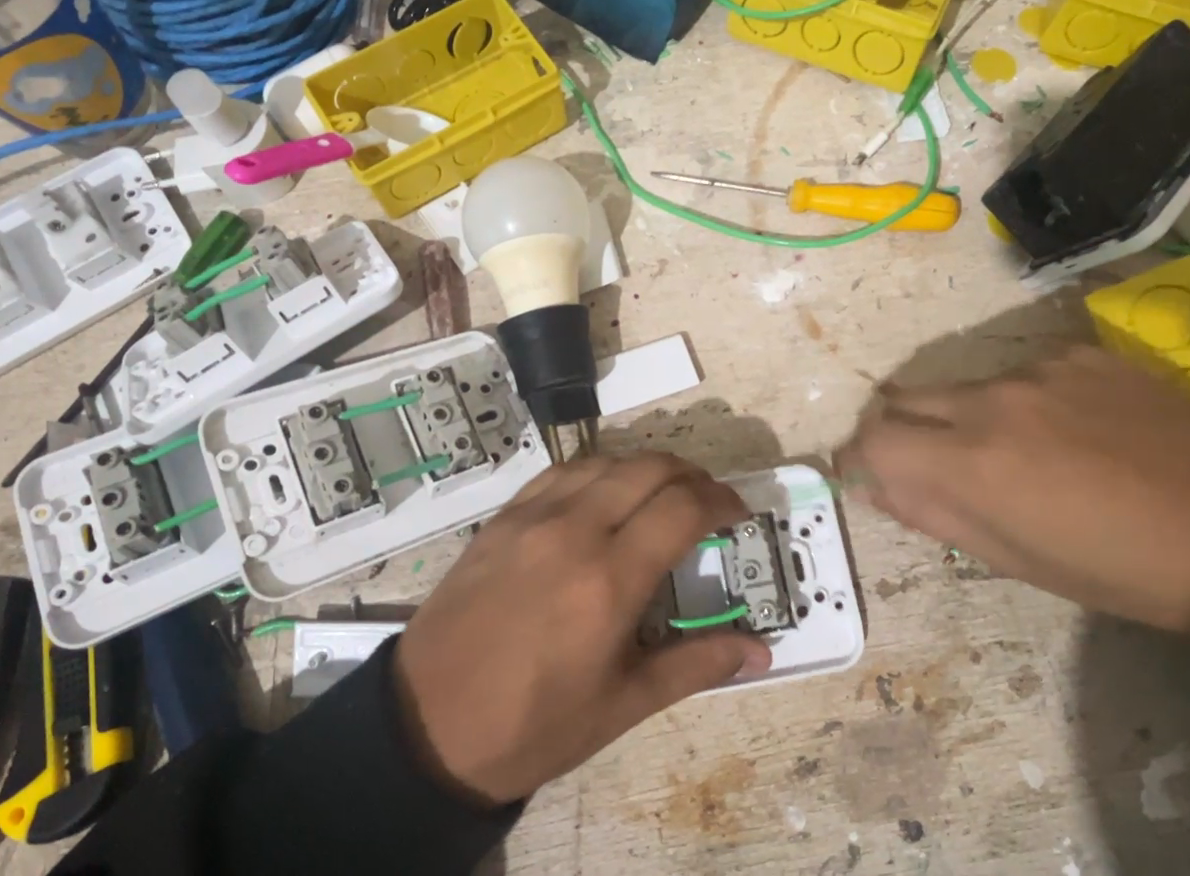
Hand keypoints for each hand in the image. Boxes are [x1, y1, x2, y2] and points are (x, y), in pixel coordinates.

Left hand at [393, 453, 771, 805]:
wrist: (427, 726)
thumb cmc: (533, 726)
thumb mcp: (623, 706)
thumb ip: (696, 666)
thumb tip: (762, 652)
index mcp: (610, 580)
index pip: (683, 508)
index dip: (721, 501)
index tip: (738, 515)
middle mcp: (573, 532)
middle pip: (648, 469)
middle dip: (691, 476)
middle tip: (708, 502)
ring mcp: (530, 520)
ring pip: (603, 462)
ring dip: (644, 468)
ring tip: (661, 495)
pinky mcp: (500, 521)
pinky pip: (558, 474)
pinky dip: (595, 472)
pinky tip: (601, 496)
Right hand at [836, 347, 1189, 711]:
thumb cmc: (1124, 572)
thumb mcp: (1015, 561)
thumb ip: (933, 513)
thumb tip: (877, 484)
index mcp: (970, 464)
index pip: (871, 440)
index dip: (860, 461)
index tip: (872, 479)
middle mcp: (990, 400)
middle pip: (904, 399)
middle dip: (901, 432)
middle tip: (933, 468)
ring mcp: (1039, 368)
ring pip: (964, 386)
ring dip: (964, 417)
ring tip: (1020, 456)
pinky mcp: (1081, 351)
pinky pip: (1021, 372)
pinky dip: (1020, 400)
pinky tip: (1072, 432)